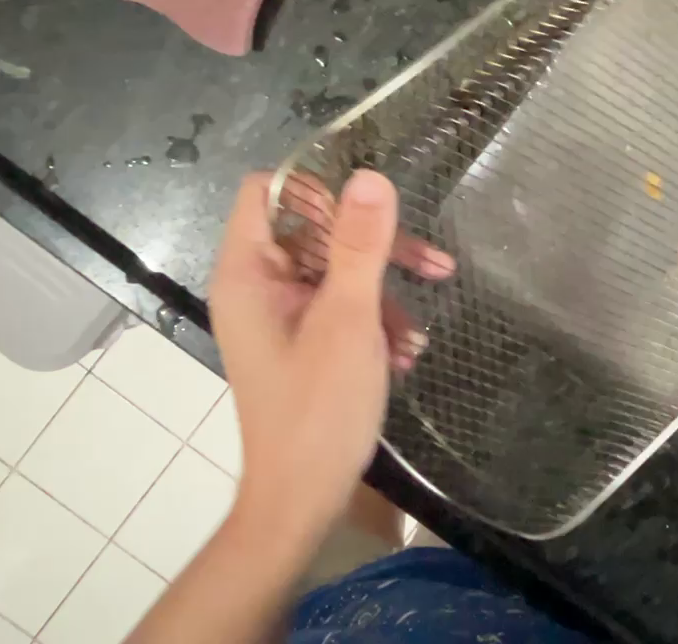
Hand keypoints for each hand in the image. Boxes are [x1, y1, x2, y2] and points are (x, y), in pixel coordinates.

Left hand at [207, 170, 448, 550]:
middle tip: (429, 263)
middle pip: (313, 229)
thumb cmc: (318, 408)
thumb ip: (359, 245)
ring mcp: (280, 312)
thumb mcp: (348, 319)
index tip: (364, 211)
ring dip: (382, 286)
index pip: (265, 191)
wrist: (303, 501)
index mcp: (249, 273)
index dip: (314, 189)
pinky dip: (373, 315)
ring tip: (421, 327)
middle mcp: (258, 285)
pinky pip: (337, 301)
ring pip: (334, 266)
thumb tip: (370, 175)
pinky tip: (407, 349)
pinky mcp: (301, 336)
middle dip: (372, 245)